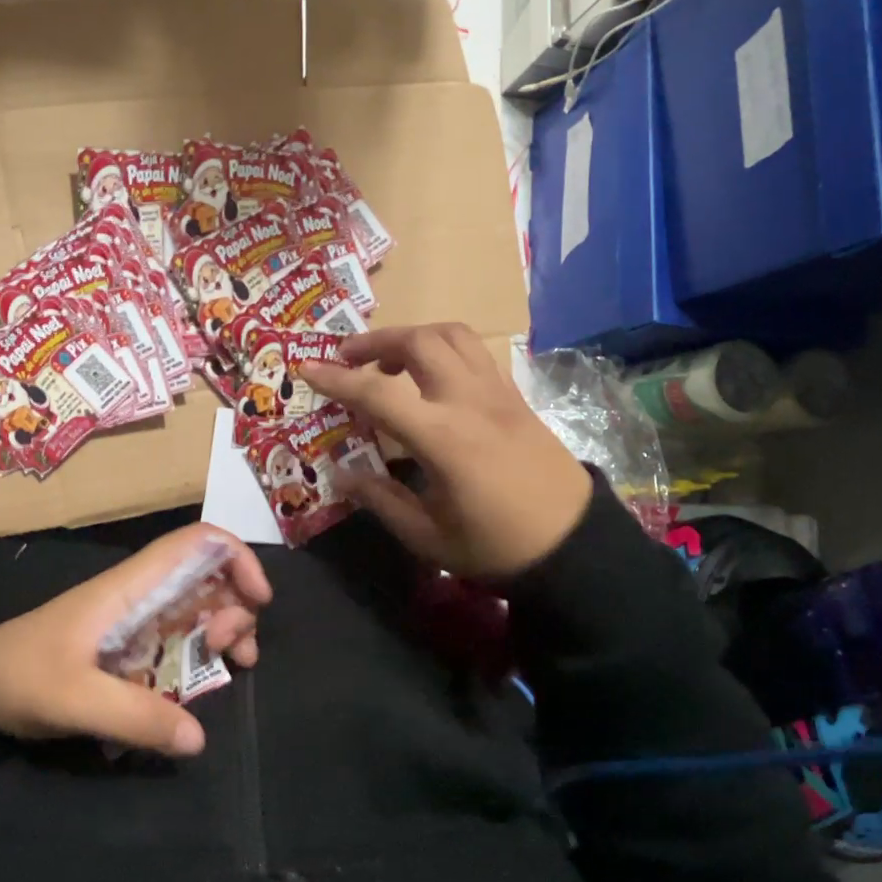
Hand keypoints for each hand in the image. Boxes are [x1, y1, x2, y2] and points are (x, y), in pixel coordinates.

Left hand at [0, 524, 270, 756]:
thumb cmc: (21, 677)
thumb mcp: (75, 700)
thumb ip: (136, 717)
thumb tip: (200, 739)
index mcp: (130, 587)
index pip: (195, 543)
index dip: (236, 557)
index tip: (259, 600)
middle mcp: (139, 595)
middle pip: (208, 575)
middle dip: (236, 604)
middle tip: (230, 653)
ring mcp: (134, 620)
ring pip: (199, 605)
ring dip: (226, 628)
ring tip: (231, 666)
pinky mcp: (127, 647)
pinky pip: (179, 637)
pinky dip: (203, 651)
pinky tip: (206, 681)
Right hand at [298, 324, 591, 579]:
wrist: (575, 546)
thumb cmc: (496, 546)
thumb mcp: (428, 536)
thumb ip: (381, 500)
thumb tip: (342, 475)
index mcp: (444, 438)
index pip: (379, 393)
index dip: (337, 379)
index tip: (306, 368)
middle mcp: (470, 402)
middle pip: (420, 342)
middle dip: (375, 342)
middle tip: (347, 359)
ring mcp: (498, 394)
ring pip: (453, 335)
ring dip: (413, 336)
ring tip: (389, 361)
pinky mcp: (516, 398)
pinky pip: (474, 352)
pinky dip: (442, 348)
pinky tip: (429, 377)